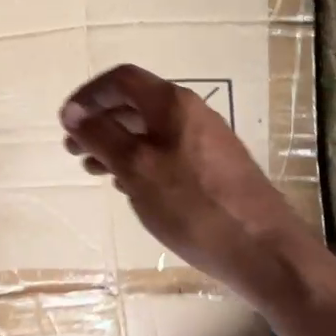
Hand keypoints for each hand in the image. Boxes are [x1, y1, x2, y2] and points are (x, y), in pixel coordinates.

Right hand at [60, 65, 312, 293]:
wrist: (269, 255)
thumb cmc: (195, 206)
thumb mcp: (135, 169)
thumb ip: (100, 136)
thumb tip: (72, 112)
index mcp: (171, 103)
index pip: (120, 79)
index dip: (88, 94)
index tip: (66, 121)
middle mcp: (191, 112)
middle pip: (134, 103)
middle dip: (99, 122)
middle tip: (73, 149)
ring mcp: (207, 141)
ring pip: (149, 130)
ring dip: (116, 144)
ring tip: (93, 170)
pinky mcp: (216, 170)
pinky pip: (167, 152)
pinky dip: (140, 161)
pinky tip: (130, 187)